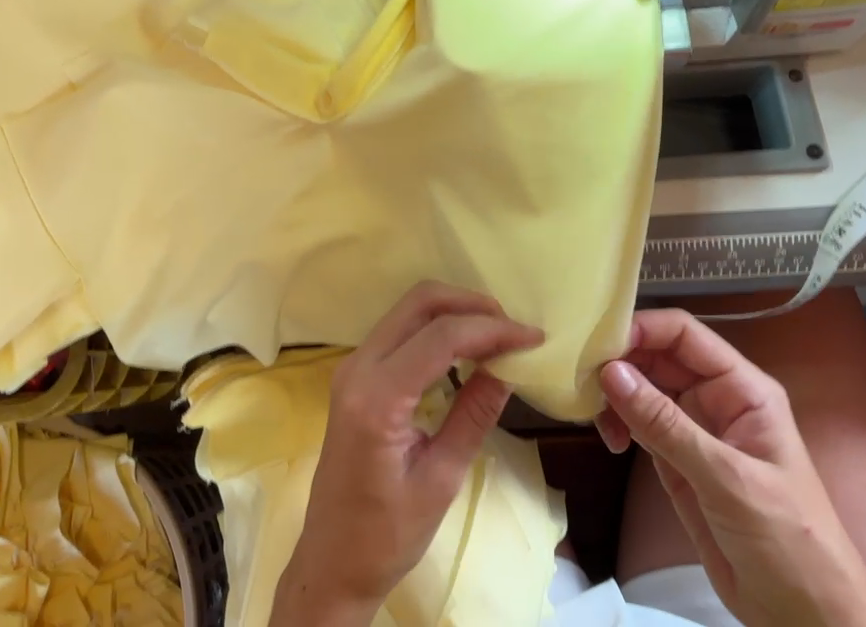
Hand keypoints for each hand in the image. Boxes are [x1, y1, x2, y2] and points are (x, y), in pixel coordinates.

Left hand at [270, 282, 544, 626]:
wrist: (332, 560)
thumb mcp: (442, 479)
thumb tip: (510, 366)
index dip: (491, 329)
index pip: (441, 337)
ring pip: (408, 311)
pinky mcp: (355, 376)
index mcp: (376, 398)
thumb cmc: (387, 534)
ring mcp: (352, 368)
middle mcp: (357, 369)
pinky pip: (399, 331)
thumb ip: (474, 414)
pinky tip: (466, 350)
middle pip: (419, 303)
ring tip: (498, 338)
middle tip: (514, 329)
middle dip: (471, 306)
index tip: (534, 337)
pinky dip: (436, 329)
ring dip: (454, 313)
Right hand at [598, 310, 865, 626]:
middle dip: (620, 363)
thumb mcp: (726, 478)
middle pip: (658, 358)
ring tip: (592, 416)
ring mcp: (695, 430)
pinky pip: (639, 424)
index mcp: (742, 389)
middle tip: (580, 379)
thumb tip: (610, 372)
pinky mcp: (677, 461)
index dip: (643, 330)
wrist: (804, 614)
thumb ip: (666, 424)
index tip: (598, 342)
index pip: (685, 336)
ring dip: (614, 395)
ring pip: (643, 390)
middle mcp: (715, 400)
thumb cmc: (787, 539)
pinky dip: (618, 423)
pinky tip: (608, 438)